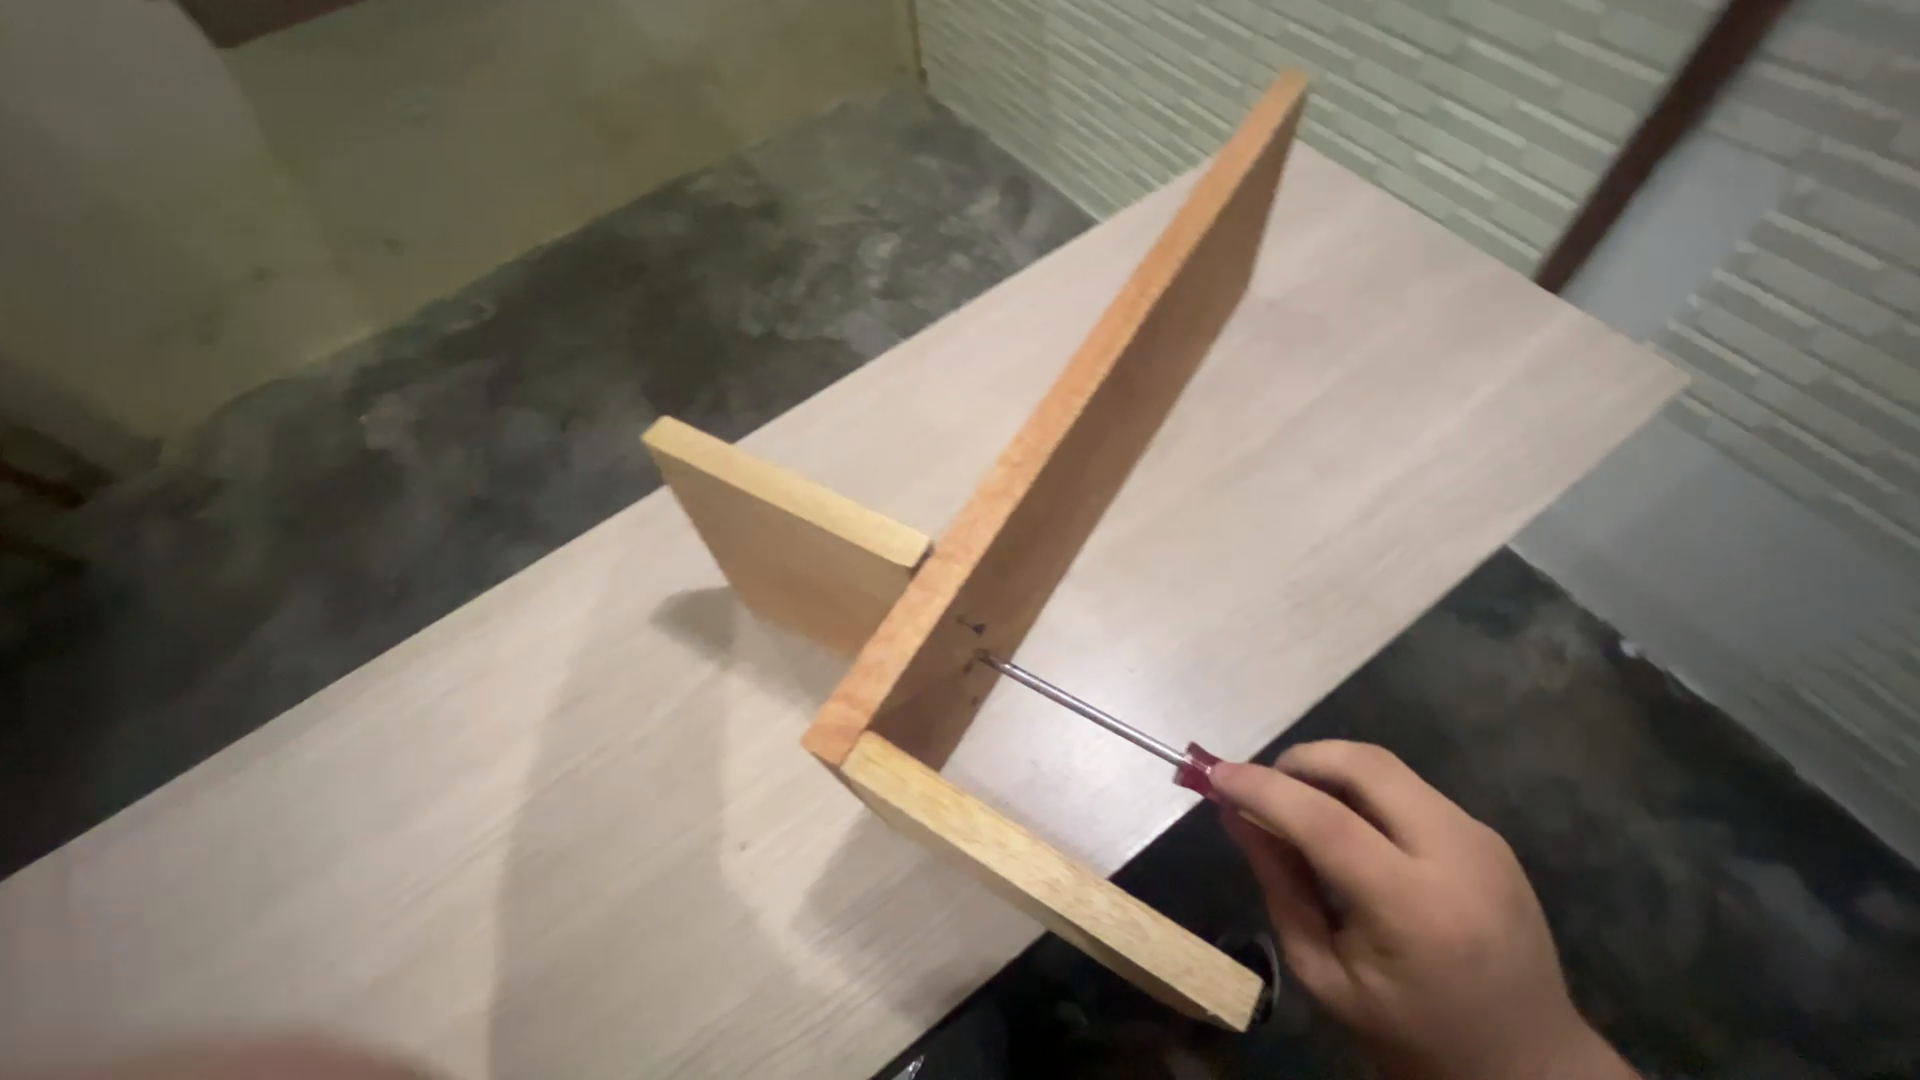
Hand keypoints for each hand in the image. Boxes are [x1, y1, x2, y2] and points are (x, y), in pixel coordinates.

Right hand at [1211, 741, 1633, 1079]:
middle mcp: (1456, 856)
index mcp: (1413, 908)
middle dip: (1300, 759)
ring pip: (1387, 768)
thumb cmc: (1411, 1034)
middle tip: (1261, 786)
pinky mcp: (1488, 836)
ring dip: (1330, 771)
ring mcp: (1480, 839)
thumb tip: (1236, 815)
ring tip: (1297, 806)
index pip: (1324, 820)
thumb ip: (1279, 886)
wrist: (1528, 1064)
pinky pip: (1409, 790)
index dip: (1262, 789)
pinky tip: (1347, 828)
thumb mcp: (1324, 975)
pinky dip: (1362, 791)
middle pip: (1365, 765)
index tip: (1215, 775)